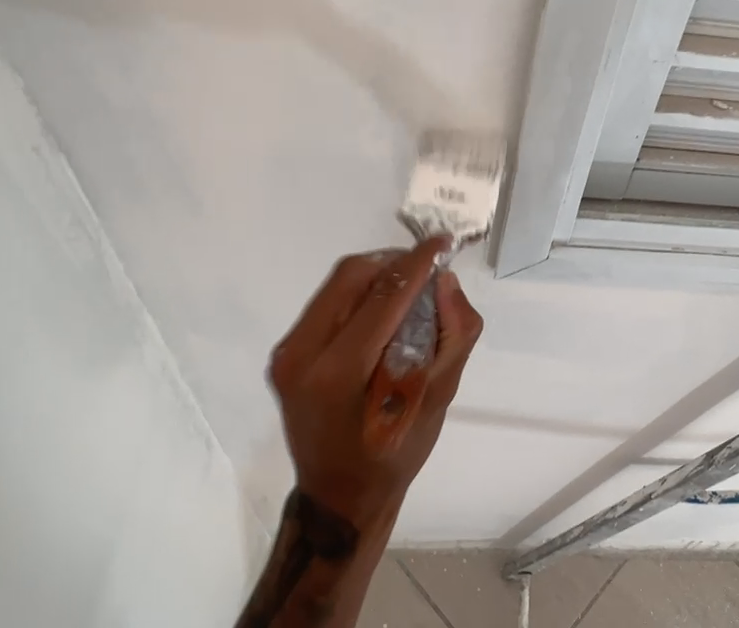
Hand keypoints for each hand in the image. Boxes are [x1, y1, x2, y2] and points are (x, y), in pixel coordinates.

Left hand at [268, 236, 483, 531]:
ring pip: (337, 284)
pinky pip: (328, 302)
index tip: (443, 243)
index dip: (417, 263)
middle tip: (428, 270)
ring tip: (410, 289)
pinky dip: (361, 294)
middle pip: (351, 276)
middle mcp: (301, 355)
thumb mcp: (438, 399)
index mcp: (336, 373)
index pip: (383, 296)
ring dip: (378, 276)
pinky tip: (384, 310)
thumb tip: (445, 281)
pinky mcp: (285, 353)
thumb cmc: (394, 455)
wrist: (340, 495)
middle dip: (395, 263)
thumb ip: (452, 335)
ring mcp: (287, 353)